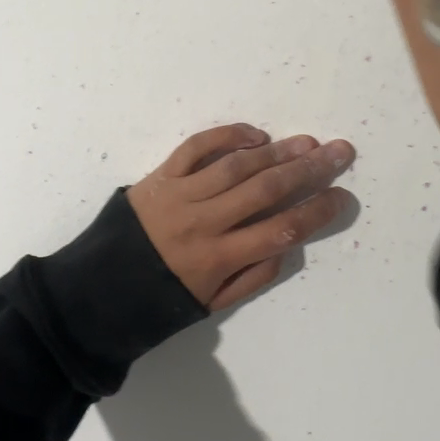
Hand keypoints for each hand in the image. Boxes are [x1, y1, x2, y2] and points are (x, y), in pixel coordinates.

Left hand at [127, 124, 356, 311]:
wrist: (96, 289)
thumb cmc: (160, 300)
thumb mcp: (210, 306)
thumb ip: (252, 276)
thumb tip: (288, 244)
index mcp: (218, 259)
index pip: (280, 230)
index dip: (316, 212)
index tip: (343, 197)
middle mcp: (204, 222)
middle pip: (265, 190)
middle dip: (308, 170)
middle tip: (340, 152)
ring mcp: (181, 194)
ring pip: (237, 165)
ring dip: (276, 151)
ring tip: (307, 142)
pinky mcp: (162, 175)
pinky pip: (197, 147)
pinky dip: (227, 136)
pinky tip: (255, 134)